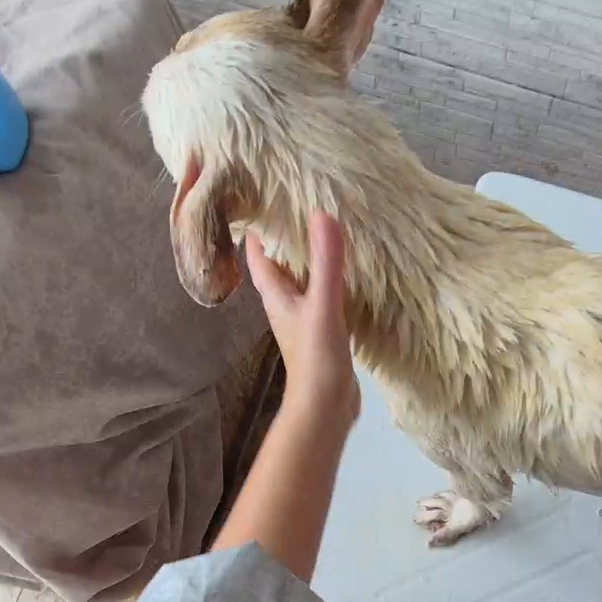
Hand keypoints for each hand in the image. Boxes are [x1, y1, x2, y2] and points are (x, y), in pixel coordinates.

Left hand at [246, 212, 359, 417]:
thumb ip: (325, 263)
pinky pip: (323, 297)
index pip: (257, 253)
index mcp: (276, 295)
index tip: (260, 194)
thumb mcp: (323, 305)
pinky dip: (329, 281)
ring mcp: (304, 320)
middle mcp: (285, 305)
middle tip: (298, 202)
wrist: (326, 407)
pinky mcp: (324, 332)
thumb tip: (323, 214)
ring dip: (308, 259)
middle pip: (279, 264)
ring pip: (302, 281)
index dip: (254, 225)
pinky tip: (346, 273)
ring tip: (323, 230)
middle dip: (284, 236)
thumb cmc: (316, 359)